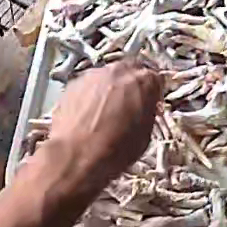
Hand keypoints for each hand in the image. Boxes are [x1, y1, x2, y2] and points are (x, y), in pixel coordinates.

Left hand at [39, 59, 162, 197]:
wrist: (76, 155)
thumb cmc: (114, 150)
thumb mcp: (145, 135)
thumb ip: (147, 112)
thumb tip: (145, 109)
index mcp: (144, 81)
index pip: (155, 79)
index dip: (152, 94)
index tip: (150, 104)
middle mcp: (119, 71)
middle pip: (129, 72)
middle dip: (130, 87)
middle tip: (127, 106)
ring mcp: (93, 75)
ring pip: (106, 78)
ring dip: (108, 90)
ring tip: (104, 113)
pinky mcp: (72, 84)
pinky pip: (87, 86)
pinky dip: (89, 96)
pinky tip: (87, 115)